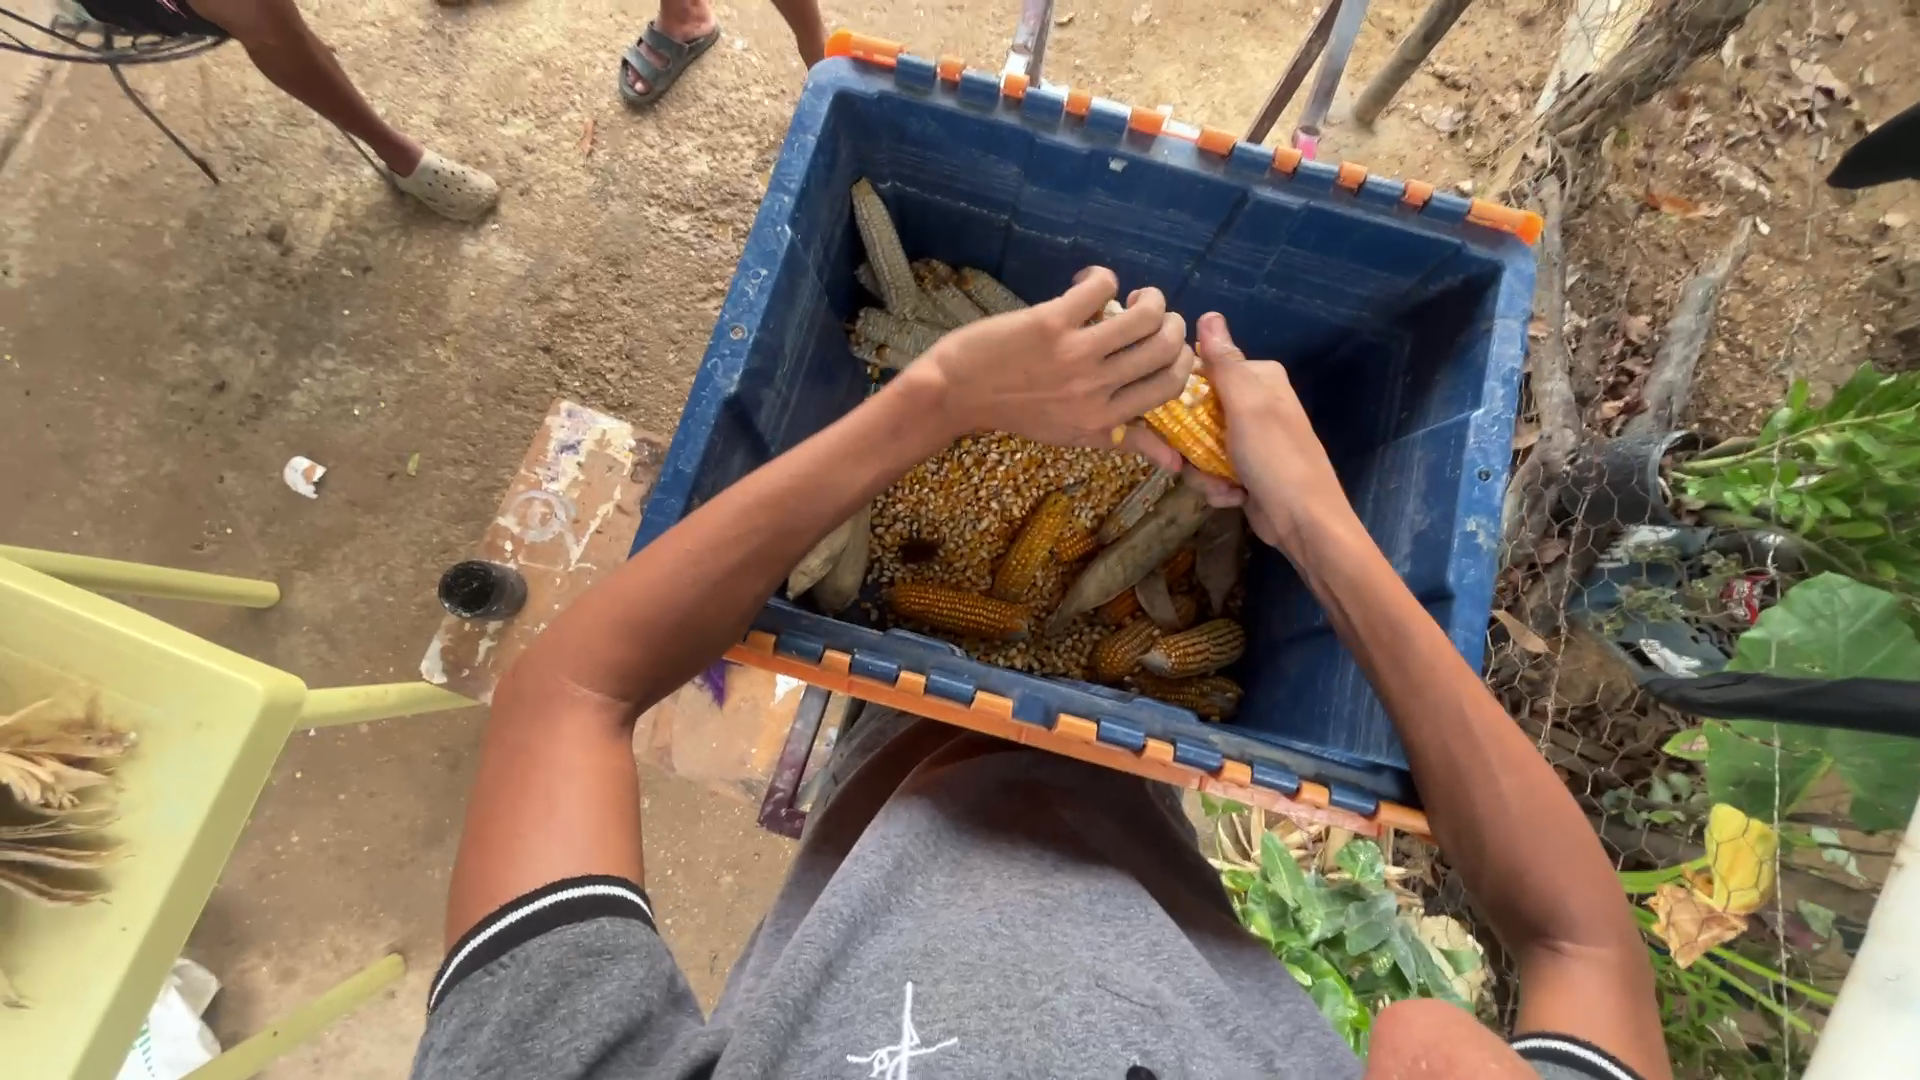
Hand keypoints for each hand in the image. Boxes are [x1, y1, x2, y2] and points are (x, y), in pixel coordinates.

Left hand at [912, 267, 1193, 455]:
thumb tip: (1176, 464)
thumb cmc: (1013, 412)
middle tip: (1151, 316)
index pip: (1169, 386)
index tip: (1168, 346)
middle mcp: (1095, 389)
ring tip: (1131, 296)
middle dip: (1172, 324)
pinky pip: (1102, 286)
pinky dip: (1102, 277)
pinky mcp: (1052, 322)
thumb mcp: (1072, 436)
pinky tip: (1085, 283)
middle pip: (1166, 347)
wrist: (955, 394)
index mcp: (1103, 419)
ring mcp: (1075, 355)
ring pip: (1146, 314)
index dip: (1182, 360)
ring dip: (1149, 296)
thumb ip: (1123, 441)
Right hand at [1196, 312, 1355, 550]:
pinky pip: (1211, 472)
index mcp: (1259, 380)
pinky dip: (1216, 488)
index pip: (1203, 372)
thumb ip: (1224, 363)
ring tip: (1223, 486)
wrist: (1304, 522)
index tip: (1168, 418)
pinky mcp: (1244, 470)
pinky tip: (1233, 497)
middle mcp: (1254, 404)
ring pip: (1198, 447)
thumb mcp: (1247, 406)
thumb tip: (1207, 314)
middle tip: (1190, 460)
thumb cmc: (1276, 459)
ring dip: (1203, 472)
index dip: (1181, 396)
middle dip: (1190, 444)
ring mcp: (1249, 440)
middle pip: (1195, 414)